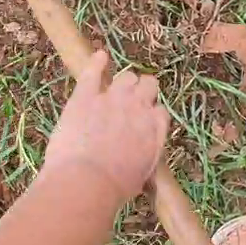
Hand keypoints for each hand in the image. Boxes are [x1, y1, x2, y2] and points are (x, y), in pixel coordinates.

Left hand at [41, 51, 168, 205]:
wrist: (85, 183)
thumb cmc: (114, 188)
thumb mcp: (142, 175)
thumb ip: (147, 154)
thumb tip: (143, 151)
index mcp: (155, 126)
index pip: (160, 111)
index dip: (150, 115)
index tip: (143, 123)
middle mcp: (138, 106)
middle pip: (148, 85)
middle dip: (142, 91)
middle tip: (132, 103)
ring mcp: (112, 98)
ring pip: (126, 77)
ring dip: (123, 82)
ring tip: (117, 88)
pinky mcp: (85, 96)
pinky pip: (94, 71)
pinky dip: (97, 62)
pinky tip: (99, 56)